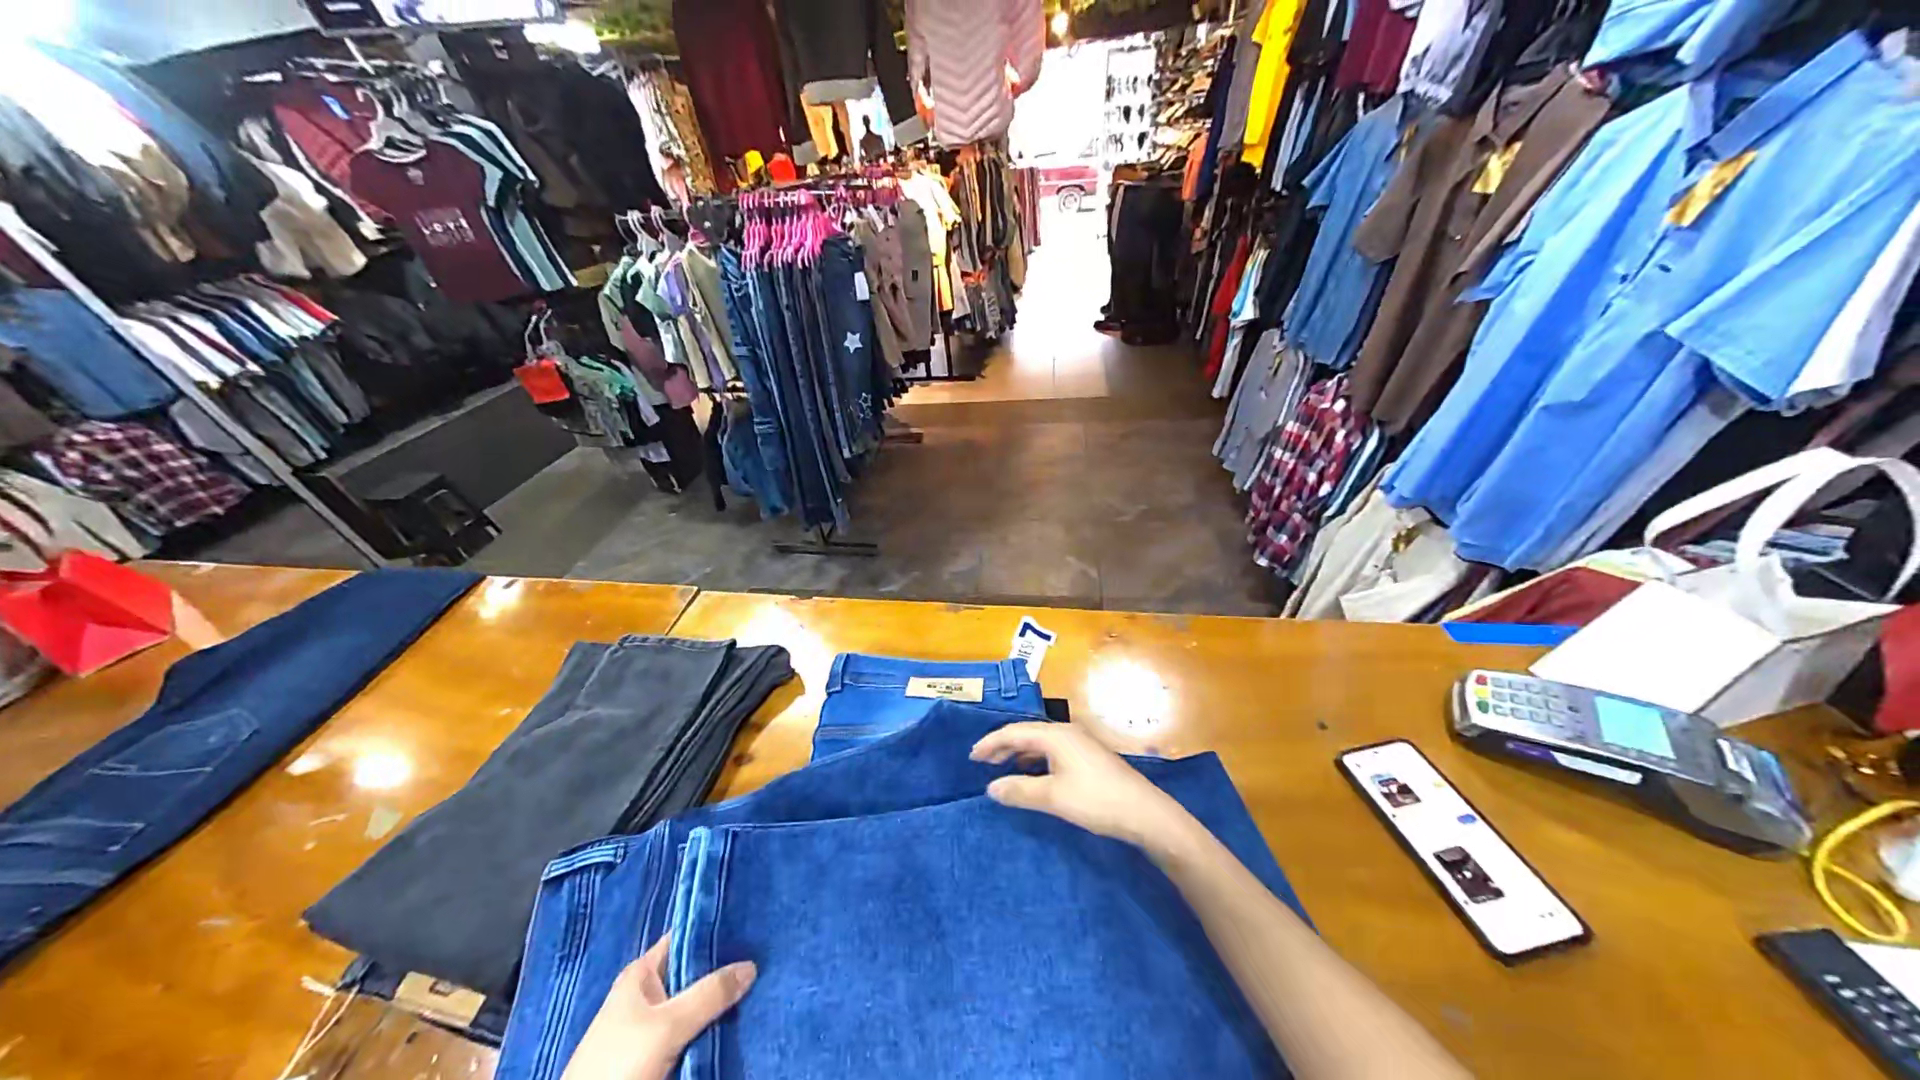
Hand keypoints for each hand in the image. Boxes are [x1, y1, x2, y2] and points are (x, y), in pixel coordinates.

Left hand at [560, 935, 754, 1079]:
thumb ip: (709, 993)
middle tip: (767, 955)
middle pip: (695, 971)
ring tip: (765, 983)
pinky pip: (694, 1030)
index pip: (685, 936)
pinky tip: (744, 1019)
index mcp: (642, 973)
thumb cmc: (619, 1065)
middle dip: (727, 967)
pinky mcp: (659, 1054)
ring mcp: (653, 1026)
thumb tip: (751, 965)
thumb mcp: (667, 1025)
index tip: (754, 923)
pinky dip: (715, 1025)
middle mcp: (648, 993)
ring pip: (697, 1003)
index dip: (717, 928)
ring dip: (723, 999)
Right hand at [969, 721, 1195, 852]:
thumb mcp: (1053, 798)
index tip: (971, 757)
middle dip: (1003, 746)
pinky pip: (1052, 750)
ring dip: (1019, 754)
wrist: (1145, 813)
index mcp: (1056, 735)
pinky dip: (1035, 760)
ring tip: (1002, 769)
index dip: (990, 743)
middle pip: (1027, 733)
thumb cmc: (1096, 801)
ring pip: (1040, 742)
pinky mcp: (1089, 756)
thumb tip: (991, 788)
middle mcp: (1067, 732)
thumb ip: (1019, 791)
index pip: (1014, 732)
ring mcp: (1080, 743)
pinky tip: (1032, 775)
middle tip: (982, 762)